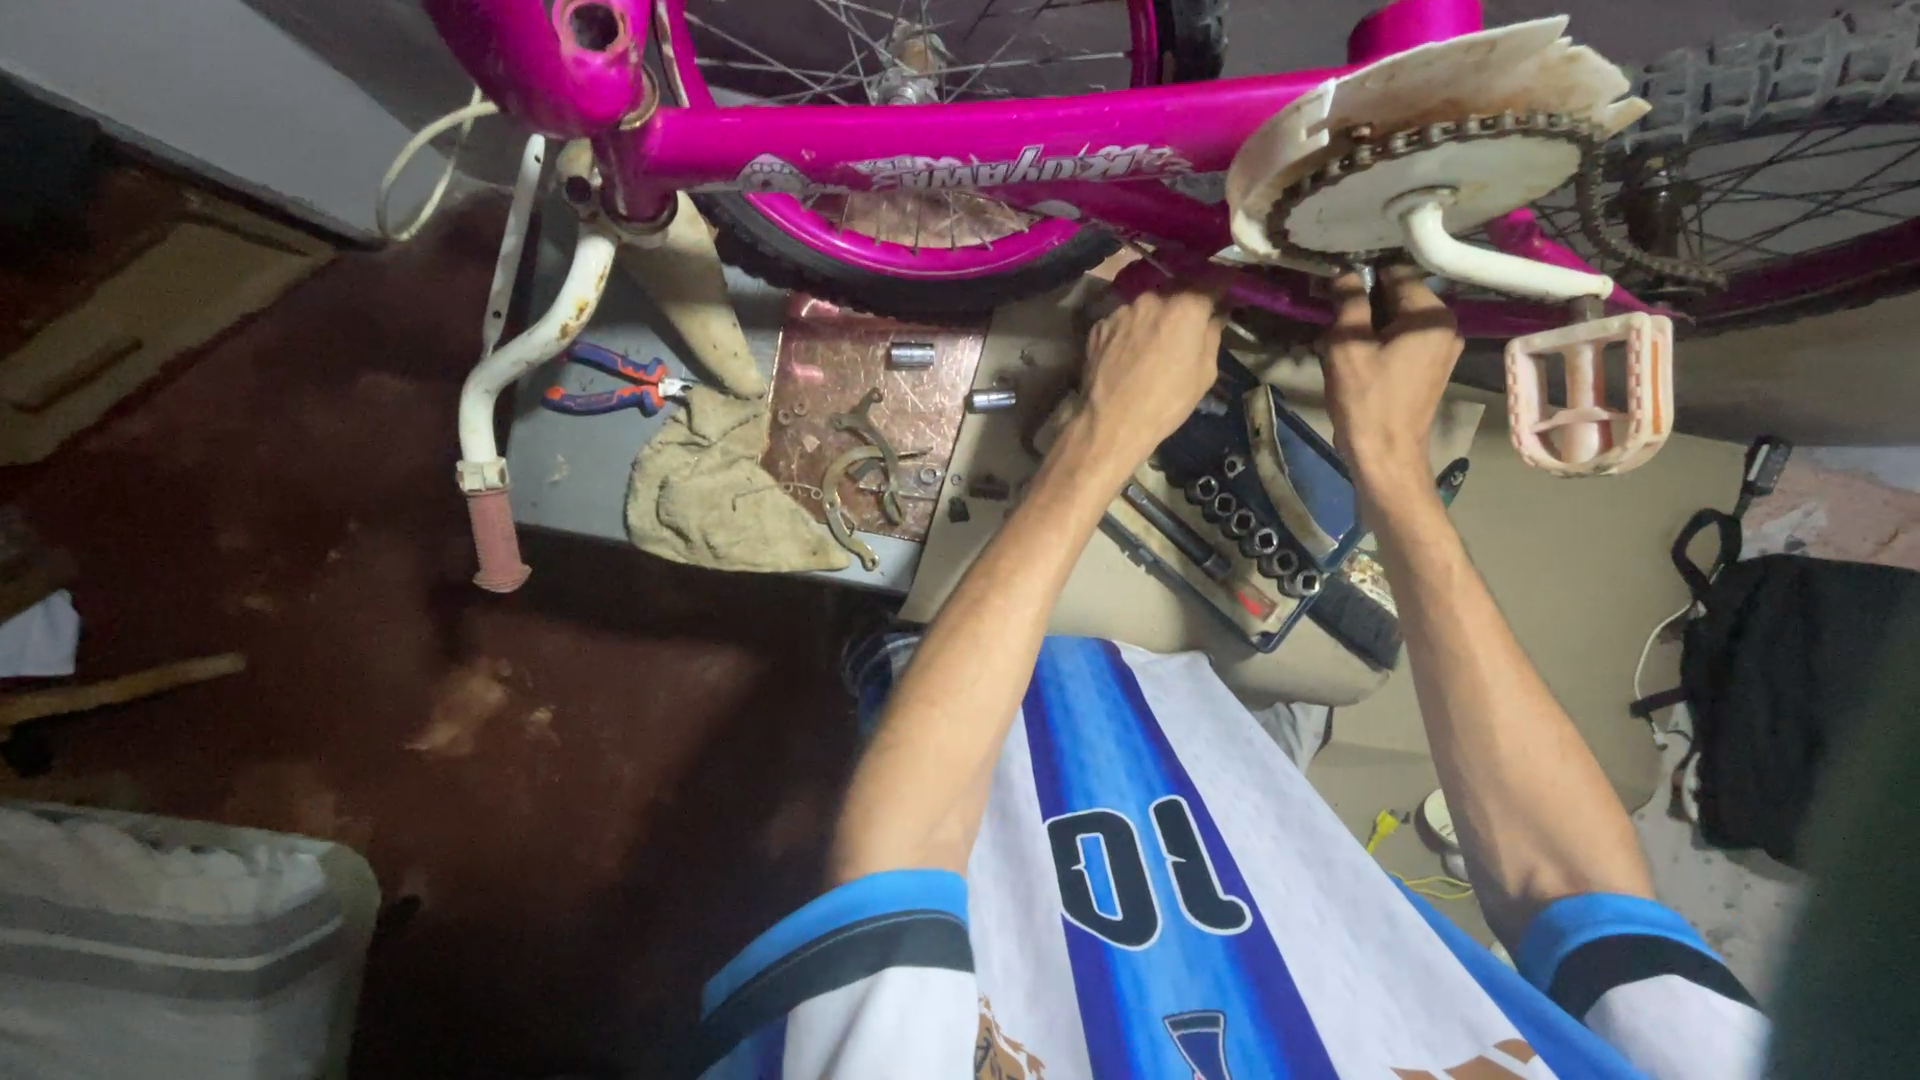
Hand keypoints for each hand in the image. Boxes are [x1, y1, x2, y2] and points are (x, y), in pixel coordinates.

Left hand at [1074, 286, 1225, 473]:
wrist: (1111, 422)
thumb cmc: (1166, 402)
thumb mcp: (1204, 374)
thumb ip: (1212, 337)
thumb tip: (1213, 317)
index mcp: (1185, 307)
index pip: (1211, 283)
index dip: (1219, 289)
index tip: (1223, 295)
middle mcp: (1151, 300)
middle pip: (1173, 294)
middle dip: (1182, 306)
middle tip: (1183, 328)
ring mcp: (1121, 312)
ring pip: (1144, 308)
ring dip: (1151, 320)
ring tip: (1150, 347)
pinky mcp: (1098, 327)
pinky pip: (1121, 322)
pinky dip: (1128, 332)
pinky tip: (1126, 355)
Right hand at [1321, 265, 1463, 502]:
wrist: (1385, 453)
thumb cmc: (1366, 399)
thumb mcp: (1348, 346)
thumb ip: (1349, 303)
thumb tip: (1345, 273)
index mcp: (1432, 315)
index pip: (1396, 273)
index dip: (1362, 275)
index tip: (1333, 286)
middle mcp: (1446, 326)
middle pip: (1398, 297)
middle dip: (1363, 304)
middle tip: (1330, 320)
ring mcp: (1441, 349)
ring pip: (1398, 321)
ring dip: (1367, 326)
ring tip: (1336, 342)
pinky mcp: (1431, 369)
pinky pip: (1403, 342)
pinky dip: (1378, 343)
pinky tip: (1354, 359)